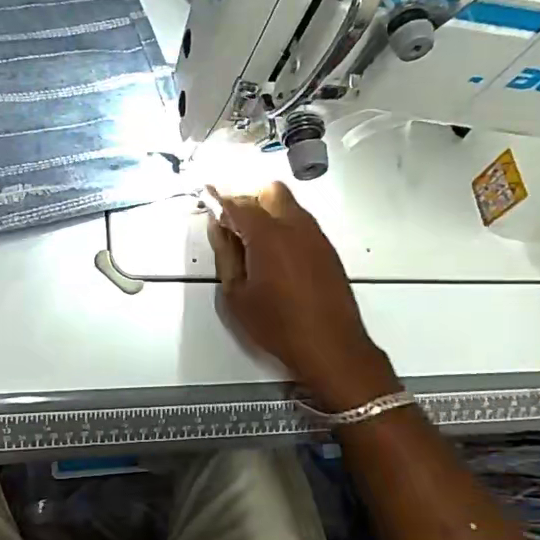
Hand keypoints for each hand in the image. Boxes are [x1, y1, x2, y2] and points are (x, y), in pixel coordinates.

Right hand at [206, 183, 398, 410]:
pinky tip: (274, 254)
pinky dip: (284, 226)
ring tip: (252, 241)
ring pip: (289, 205)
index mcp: (268, 235)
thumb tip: (219, 229)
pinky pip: (302, 223)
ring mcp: (316, 236)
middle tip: (232, 223)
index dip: (219, 199)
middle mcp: (295, 227)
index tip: (208, 197)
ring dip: (268, 212)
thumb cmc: (278, 325)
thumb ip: (225, 254)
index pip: (238, 203)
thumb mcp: (237, 294)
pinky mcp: (327, 250)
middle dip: (248, 200)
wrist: (331, 347)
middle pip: (270, 191)